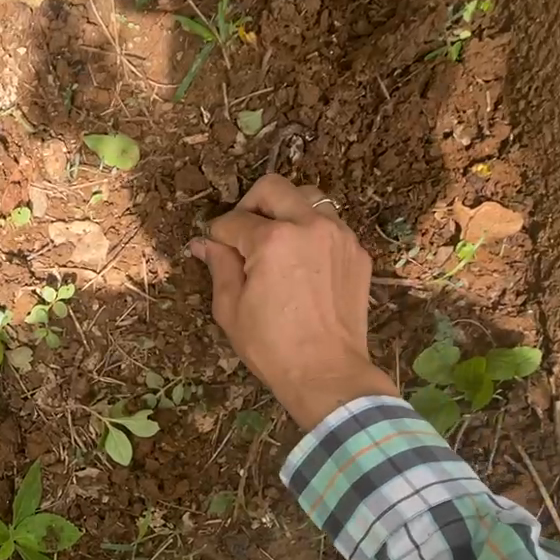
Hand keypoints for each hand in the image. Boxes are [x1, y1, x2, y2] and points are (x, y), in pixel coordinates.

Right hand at [190, 174, 397, 429]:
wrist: (326, 371)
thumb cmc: (270, 346)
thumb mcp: (230, 309)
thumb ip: (219, 267)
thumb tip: (203, 244)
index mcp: (272, 241)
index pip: (233, 220)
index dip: (217, 235)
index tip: (213, 250)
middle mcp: (309, 226)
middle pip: (273, 188)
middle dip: (249, 205)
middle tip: (241, 234)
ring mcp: (339, 235)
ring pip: (307, 198)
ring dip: (284, 213)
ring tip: (274, 246)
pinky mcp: (356, 251)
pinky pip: (329, 226)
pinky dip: (309, 234)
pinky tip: (300, 268)